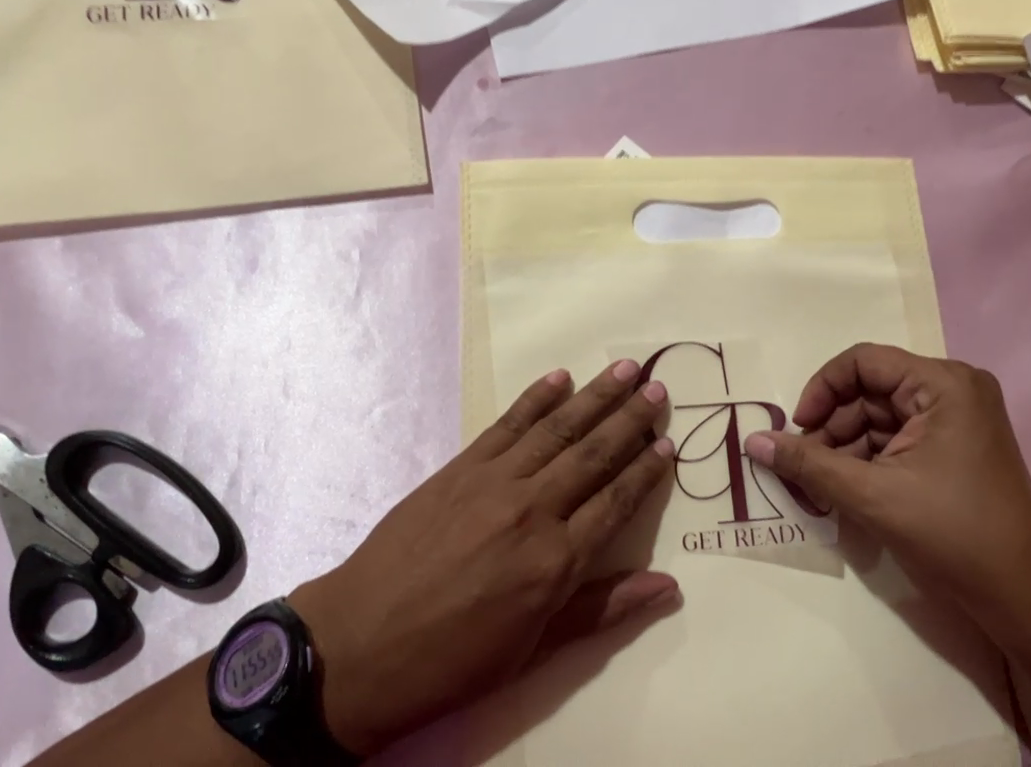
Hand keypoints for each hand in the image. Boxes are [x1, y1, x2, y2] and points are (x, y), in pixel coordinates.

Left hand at [289, 360, 679, 754]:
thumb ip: (604, 608)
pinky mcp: (459, 469)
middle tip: (657, 387)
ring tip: (623, 369)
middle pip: (593, 454)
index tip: (668, 443)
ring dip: (593, 397)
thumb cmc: (455, 660)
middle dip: (629, 420)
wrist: (360, 645)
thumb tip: (669, 586)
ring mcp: (493, 483)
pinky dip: (534, 400)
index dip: (646, 471)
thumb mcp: (535, 649)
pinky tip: (558, 379)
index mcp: (557, 560)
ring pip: (555, 430)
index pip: (616, 501)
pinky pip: (506, 426)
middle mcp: (533, 509)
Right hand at [744, 344, 1030, 632]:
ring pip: (879, 419)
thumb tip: (753, 442)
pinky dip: (867, 462)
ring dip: (845, 449)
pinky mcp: (955, 449)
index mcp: (943, 384)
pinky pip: (897, 440)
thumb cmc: (952, 534)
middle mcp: (953, 390)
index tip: (797, 430)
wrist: (1023, 597)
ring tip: (818, 488)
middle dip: (831, 428)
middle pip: (869, 391)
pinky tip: (844, 492)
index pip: (863, 362)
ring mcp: (957, 420)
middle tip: (802, 468)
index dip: (822, 389)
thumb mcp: (872, 496)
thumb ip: (808, 464)